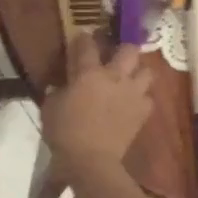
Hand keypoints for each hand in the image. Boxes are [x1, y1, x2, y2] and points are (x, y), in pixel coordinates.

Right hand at [39, 33, 154, 173]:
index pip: (86, 45)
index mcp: (88, 73)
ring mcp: (133, 93)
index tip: (81, 37)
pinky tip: (131, 105)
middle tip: (113, 59)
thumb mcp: (49, 109)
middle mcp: (115, 77)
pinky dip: (140, 99)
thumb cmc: (63, 132)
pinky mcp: (143, 112)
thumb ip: (57, 92)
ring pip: (146, 71)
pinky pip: (147, 98)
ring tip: (128, 81)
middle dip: (122, 50)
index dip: (83, 39)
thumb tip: (61, 86)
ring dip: (137, 73)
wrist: (90, 160)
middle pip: (129, 50)